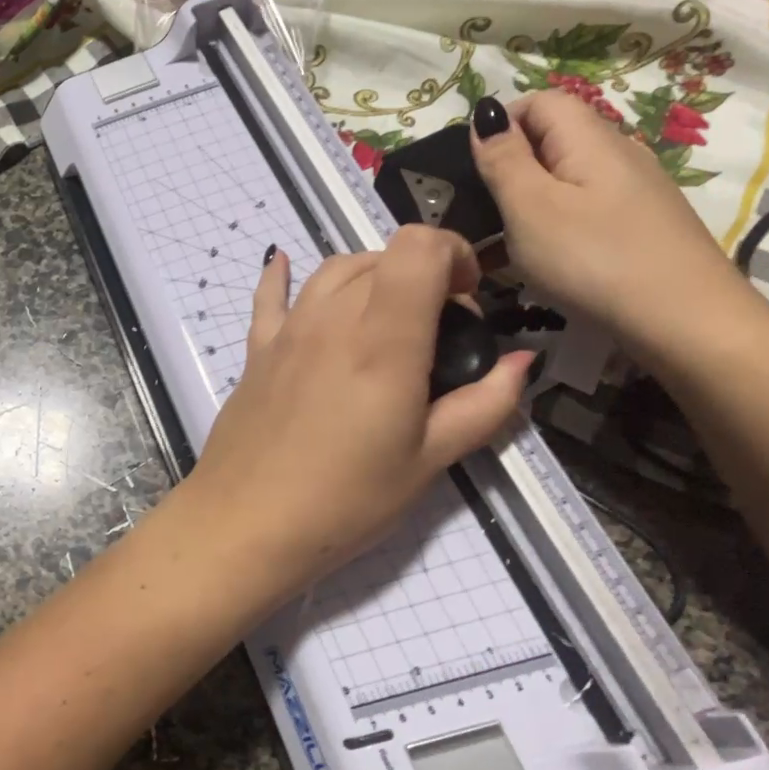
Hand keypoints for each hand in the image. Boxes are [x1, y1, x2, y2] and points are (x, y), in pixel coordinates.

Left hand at [181, 226, 532, 595]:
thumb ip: (483, 405)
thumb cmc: (345, 500)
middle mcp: (331, 320)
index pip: (417, 248)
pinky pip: (268, 297)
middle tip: (439, 328)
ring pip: (332, 270)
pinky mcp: (256, 351)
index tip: (469, 298)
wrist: (245, 522)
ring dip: (370, 274)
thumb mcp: (429, 460)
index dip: (454, 253)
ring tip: (389, 315)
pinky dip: (282, 275)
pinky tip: (283, 263)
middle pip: (380, 257)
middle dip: (422, 274)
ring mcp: (287, 332)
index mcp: (383, 340)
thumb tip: (523, 362)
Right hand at [469, 92, 762, 357]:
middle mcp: (617, 154)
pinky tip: (532, 260)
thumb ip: (503, 159)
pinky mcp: (637, 226)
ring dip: (522, 200)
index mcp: (590, 140)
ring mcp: (632, 192)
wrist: (685, 321)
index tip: (469, 167)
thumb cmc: (594, 258)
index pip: (541, 101)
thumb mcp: (530, 207)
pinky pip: (580, 209)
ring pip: (564, 177)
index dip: (500, 122)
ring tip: (494, 240)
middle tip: (473, 208)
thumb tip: (486, 114)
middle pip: (553, 138)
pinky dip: (547, 224)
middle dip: (506, 164)